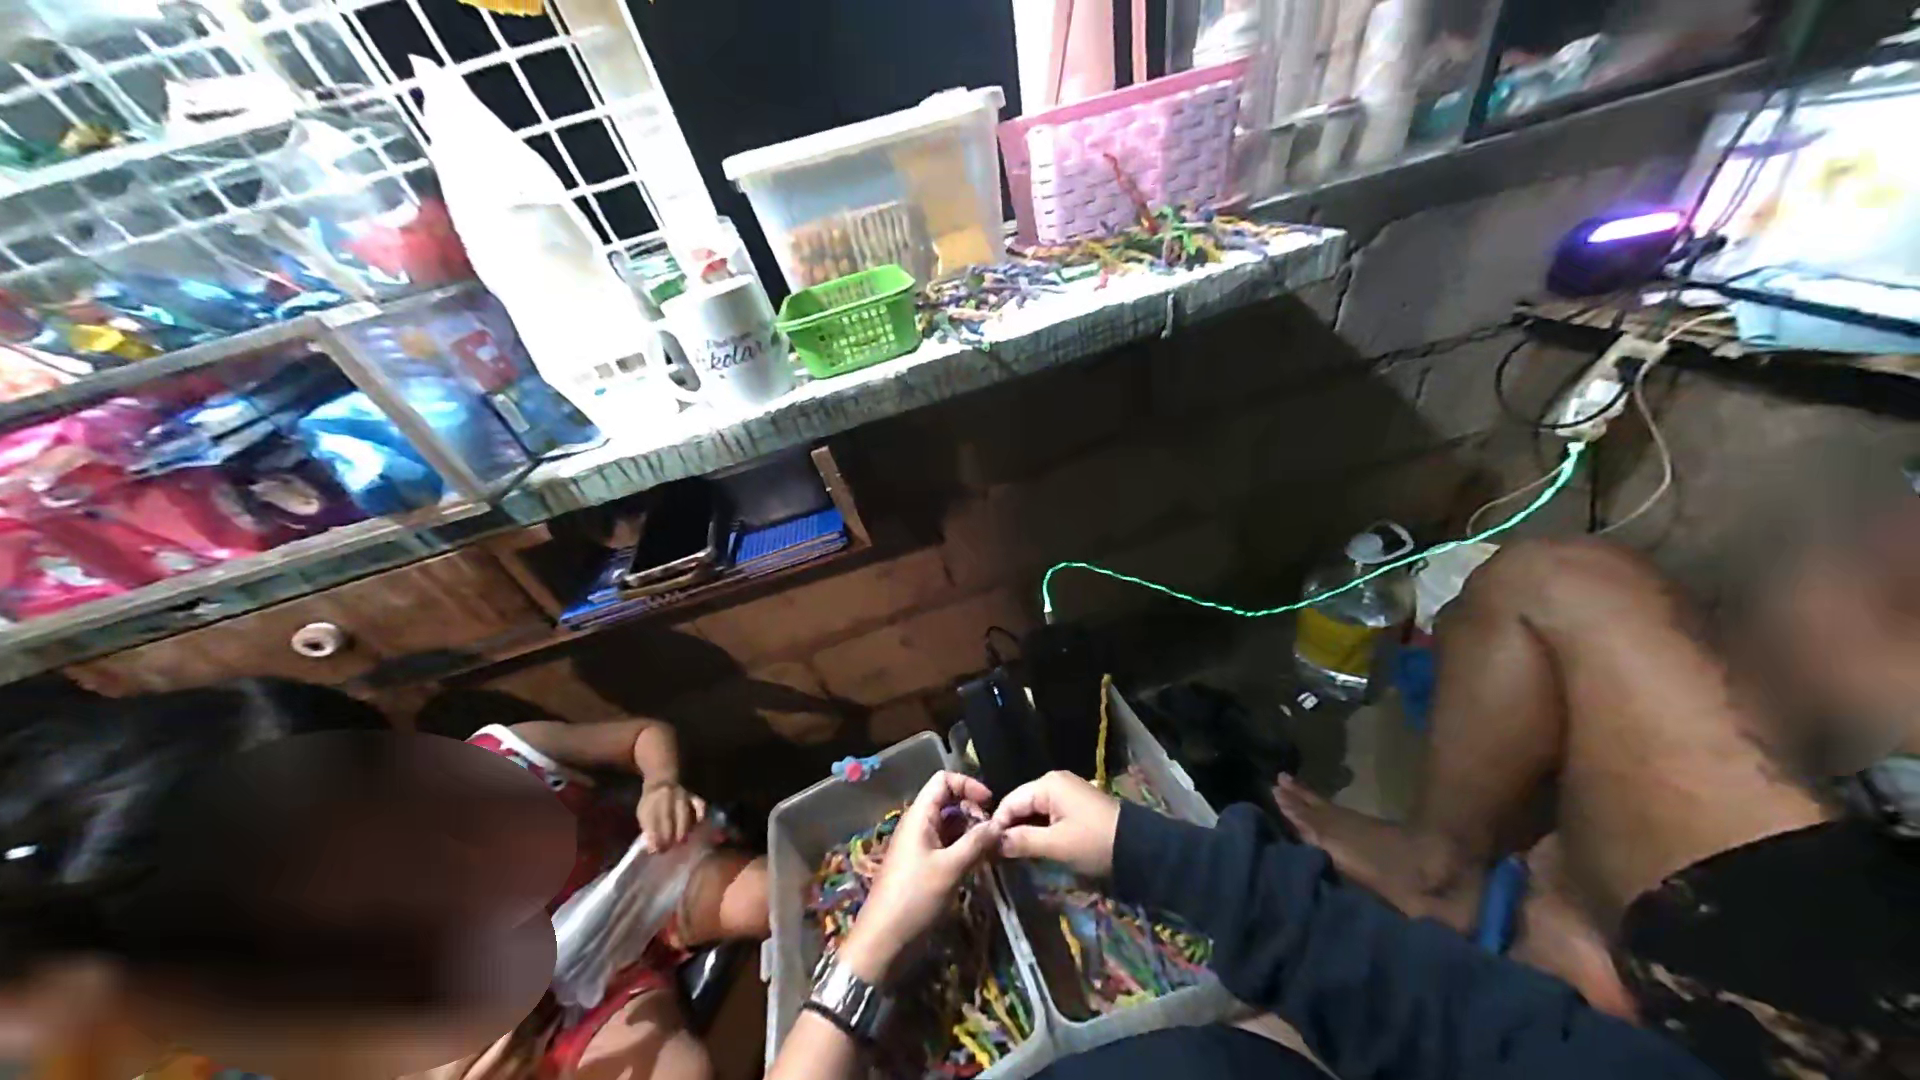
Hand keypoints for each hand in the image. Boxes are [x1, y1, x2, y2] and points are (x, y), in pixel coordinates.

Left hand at [637, 780, 705, 851]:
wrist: (661, 780)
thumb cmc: (651, 802)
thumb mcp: (642, 813)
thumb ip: (647, 828)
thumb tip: (653, 847)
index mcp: (651, 802)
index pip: (652, 823)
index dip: (654, 839)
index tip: (656, 851)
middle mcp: (666, 797)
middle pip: (668, 819)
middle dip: (668, 838)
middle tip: (668, 849)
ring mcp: (682, 795)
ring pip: (684, 814)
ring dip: (683, 831)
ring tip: (681, 842)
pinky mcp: (693, 795)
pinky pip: (700, 805)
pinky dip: (700, 816)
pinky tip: (697, 826)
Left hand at [840, 772, 998, 983]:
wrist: (883, 939)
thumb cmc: (914, 897)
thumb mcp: (950, 868)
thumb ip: (976, 842)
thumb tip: (998, 824)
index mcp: (919, 815)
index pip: (943, 780)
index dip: (968, 785)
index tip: (990, 803)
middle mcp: (919, 824)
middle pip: (949, 801)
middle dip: (973, 810)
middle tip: (993, 831)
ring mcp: (920, 844)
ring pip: (950, 824)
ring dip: (971, 831)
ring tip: (991, 848)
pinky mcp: (923, 865)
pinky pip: (947, 844)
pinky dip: (964, 848)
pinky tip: (979, 862)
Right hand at [992, 770, 1120, 877]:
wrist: (1140, 847)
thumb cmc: (1094, 842)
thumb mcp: (1056, 845)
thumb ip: (1022, 841)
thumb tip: (993, 842)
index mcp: (1047, 784)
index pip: (1010, 801)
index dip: (997, 825)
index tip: (986, 850)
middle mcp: (1054, 782)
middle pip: (1021, 804)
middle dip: (1010, 828)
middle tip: (997, 855)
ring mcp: (1066, 793)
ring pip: (1034, 811)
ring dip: (1025, 831)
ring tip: (1012, 855)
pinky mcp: (1076, 806)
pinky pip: (1048, 815)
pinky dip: (1040, 831)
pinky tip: (1033, 848)